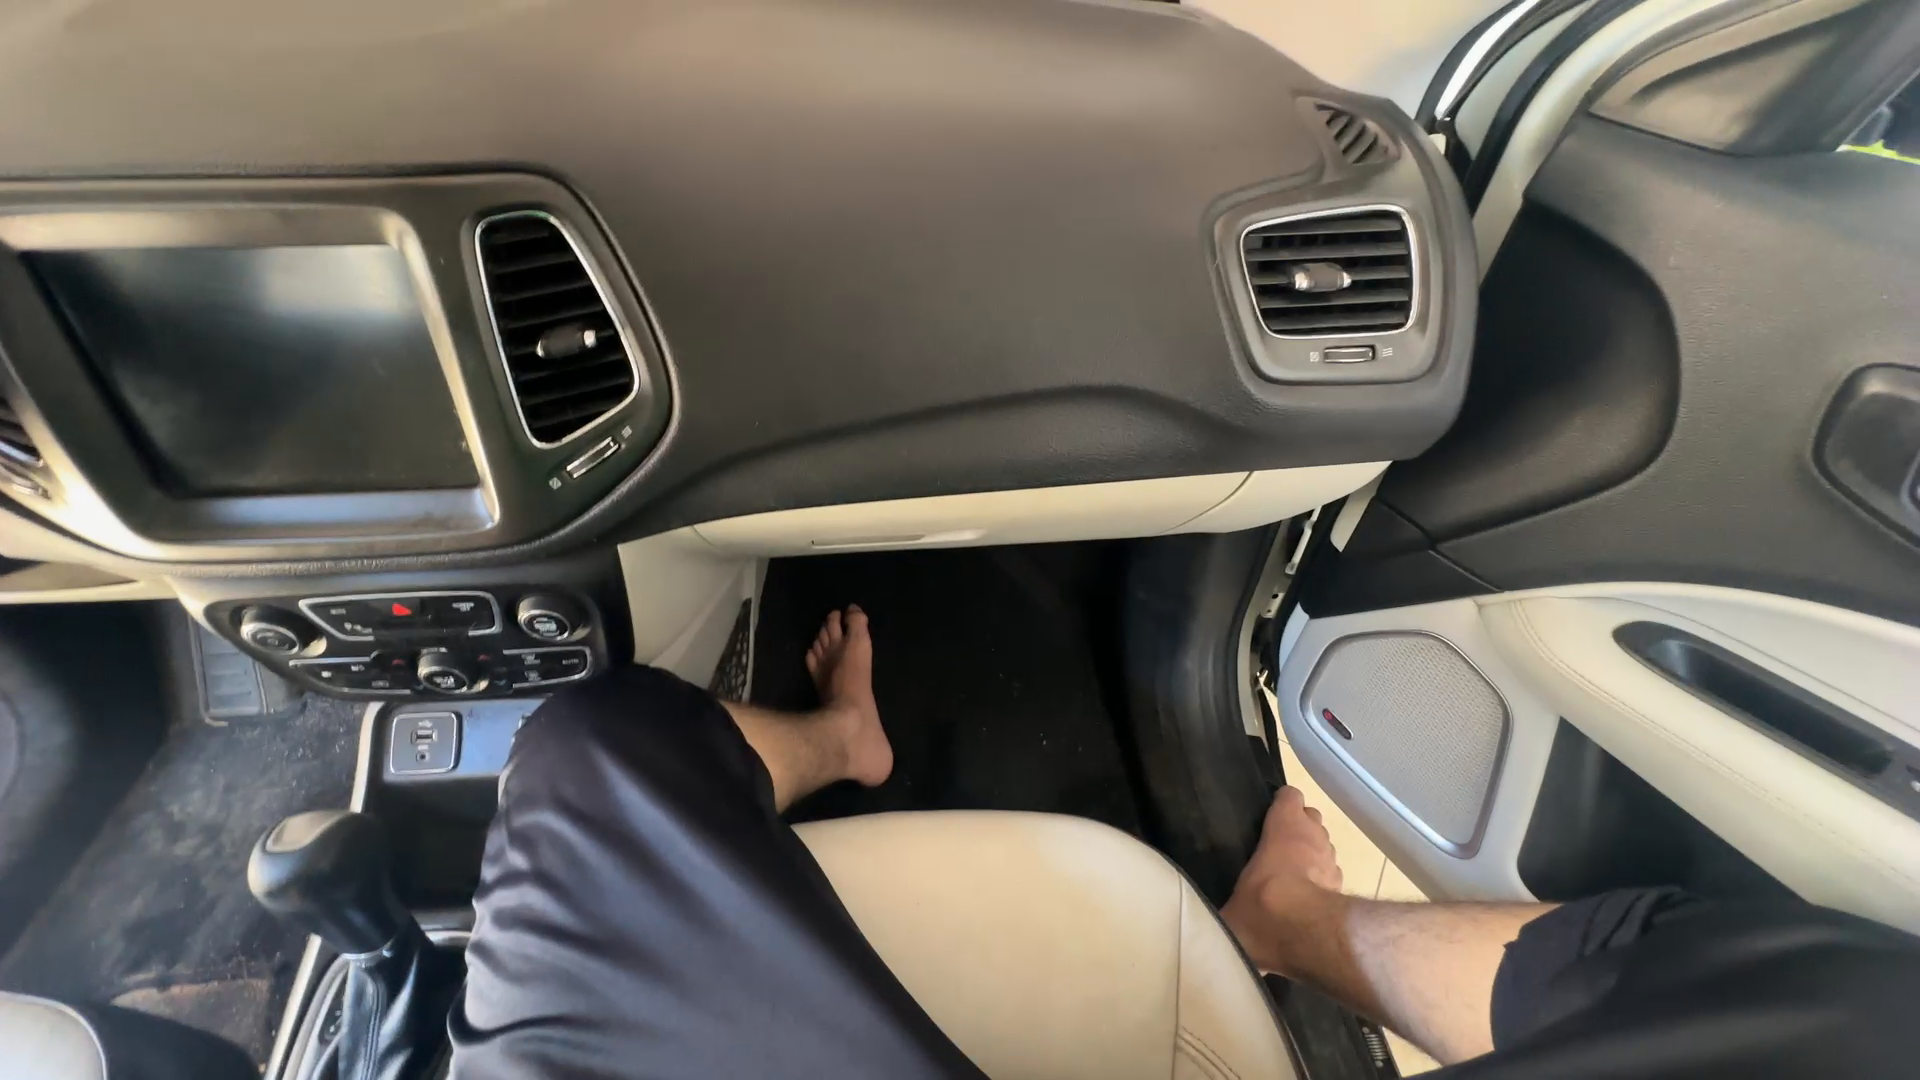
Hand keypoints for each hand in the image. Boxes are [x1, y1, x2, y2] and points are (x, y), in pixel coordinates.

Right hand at [1221, 786, 1343, 974]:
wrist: (1302, 931)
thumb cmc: (1261, 896)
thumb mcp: (1232, 891)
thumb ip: (1225, 890)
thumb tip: (1209, 909)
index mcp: (1285, 823)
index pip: (1291, 796)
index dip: (1283, 804)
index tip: (1271, 815)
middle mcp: (1313, 835)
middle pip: (1311, 819)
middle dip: (1299, 828)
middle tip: (1279, 845)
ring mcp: (1332, 861)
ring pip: (1324, 846)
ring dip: (1313, 853)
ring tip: (1293, 872)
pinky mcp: (1342, 887)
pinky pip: (1332, 874)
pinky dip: (1322, 879)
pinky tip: (1308, 895)